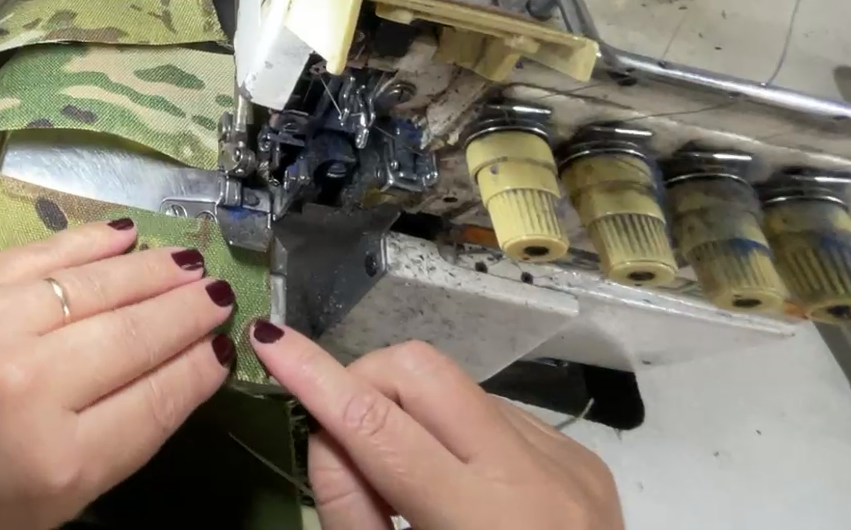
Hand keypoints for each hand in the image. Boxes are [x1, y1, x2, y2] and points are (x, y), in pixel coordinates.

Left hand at [0, 219, 236, 529]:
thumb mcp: (40, 506)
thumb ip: (108, 444)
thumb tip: (171, 375)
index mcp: (61, 466)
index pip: (157, 402)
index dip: (198, 369)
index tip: (227, 346)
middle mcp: (39, 387)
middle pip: (138, 336)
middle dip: (189, 311)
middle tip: (221, 292)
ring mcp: (2, 323)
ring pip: (102, 285)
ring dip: (153, 271)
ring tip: (190, 262)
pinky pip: (50, 253)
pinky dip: (93, 241)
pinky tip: (126, 234)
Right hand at [248, 324, 621, 529]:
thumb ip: (349, 507)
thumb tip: (326, 429)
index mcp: (491, 526)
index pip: (378, 425)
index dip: (315, 377)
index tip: (269, 339)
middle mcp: (538, 479)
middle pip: (417, 369)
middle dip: (364, 383)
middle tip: (347, 433)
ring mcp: (566, 462)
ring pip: (449, 382)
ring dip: (407, 410)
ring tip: (412, 476)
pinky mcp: (581, 457)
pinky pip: (487, 407)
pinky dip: (451, 429)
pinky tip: (466, 486)